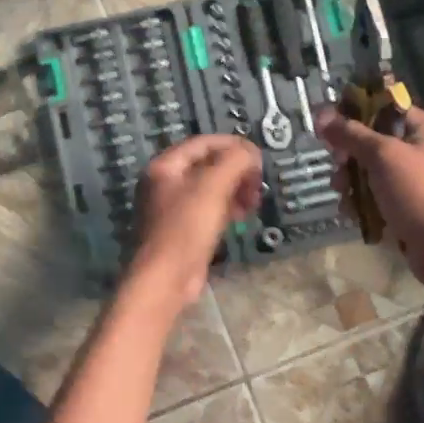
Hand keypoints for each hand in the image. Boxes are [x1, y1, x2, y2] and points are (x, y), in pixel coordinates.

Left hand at [125, 135, 262, 316]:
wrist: (165, 279)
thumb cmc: (186, 227)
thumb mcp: (213, 186)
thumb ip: (235, 161)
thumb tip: (251, 153)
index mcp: (165, 166)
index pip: (203, 143)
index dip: (233, 145)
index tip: (258, 158)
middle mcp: (165, 183)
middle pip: (208, 165)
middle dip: (236, 170)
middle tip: (257, 183)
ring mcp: (172, 208)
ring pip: (210, 188)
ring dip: (235, 189)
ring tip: (254, 200)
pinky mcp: (183, 230)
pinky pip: (208, 209)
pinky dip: (227, 207)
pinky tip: (242, 215)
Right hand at [317, 105, 423, 291]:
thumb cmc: (420, 195)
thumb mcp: (383, 157)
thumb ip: (352, 134)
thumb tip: (322, 114)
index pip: (383, 106)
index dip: (353, 114)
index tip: (326, 128)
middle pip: (375, 140)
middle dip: (350, 155)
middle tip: (336, 168)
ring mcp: (421, 179)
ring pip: (374, 170)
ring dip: (353, 181)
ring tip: (342, 195)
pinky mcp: (413, 205)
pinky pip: (381, 194)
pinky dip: (365, 201)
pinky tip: (352, 213)